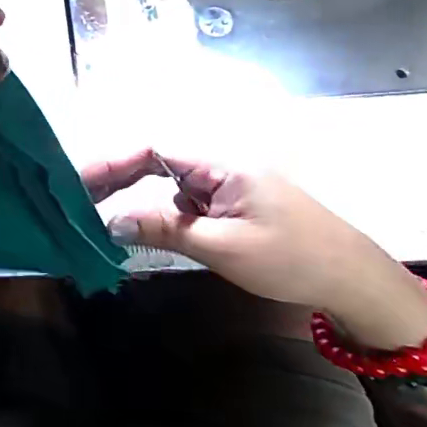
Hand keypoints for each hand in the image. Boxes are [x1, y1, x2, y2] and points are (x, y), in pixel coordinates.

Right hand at [84, 150, 426, 349]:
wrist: (348, 276)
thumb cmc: (289, 257)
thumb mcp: (222, 247)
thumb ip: (165, 228)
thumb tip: (111, 220)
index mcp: (221, 164)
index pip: (154, 149)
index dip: (113, 163)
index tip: (78, 183)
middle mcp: (221, 166)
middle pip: (158, 161)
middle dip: (118, 177)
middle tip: (79, 200)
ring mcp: (227, 186)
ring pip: (170, 184)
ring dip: (137, 197)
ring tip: (100, 217)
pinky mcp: (233, 206)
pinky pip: (187, 203)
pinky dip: (162, 214)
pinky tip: (145, 231)